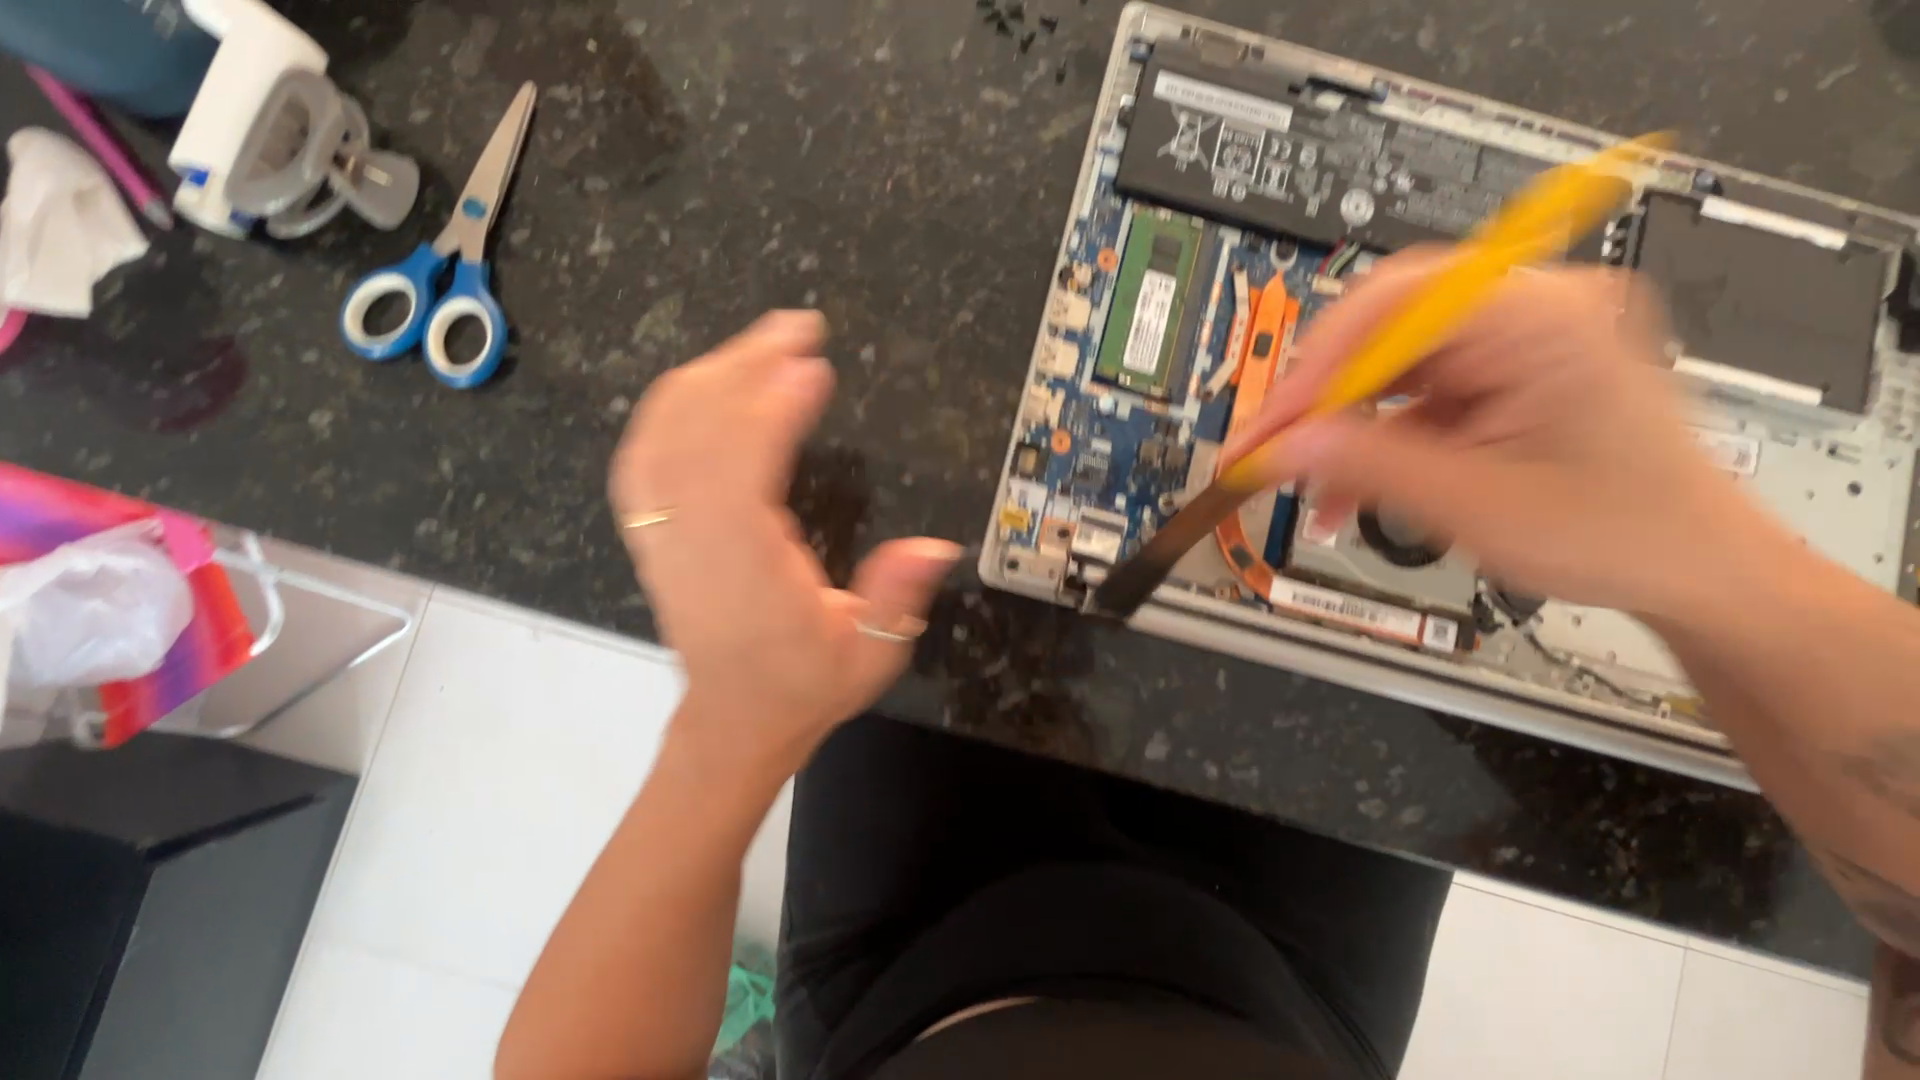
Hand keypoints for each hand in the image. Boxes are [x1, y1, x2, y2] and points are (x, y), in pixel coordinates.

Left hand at [608, 311, 960, 768]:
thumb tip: (935, 546)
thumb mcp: (870, 656)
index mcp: (746, 572)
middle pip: (701, 438)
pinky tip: (701, 382)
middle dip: (746, 370)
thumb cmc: (804, 684)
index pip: (743, 477)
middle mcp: (694, 546)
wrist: (734, 716)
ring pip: (666, 437)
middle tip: (796, 327)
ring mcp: (664, 537)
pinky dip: (668, 408)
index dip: (771, 415)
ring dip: (710, 377)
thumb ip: (896, 600)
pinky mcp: (653, 533)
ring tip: (761, 342)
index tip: (810, 367)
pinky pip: (643, 457)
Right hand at [1226, 249, 1797, 620]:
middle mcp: (1530, 312)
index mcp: (1545, 318)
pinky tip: (1346, 490)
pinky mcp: (1496, 376)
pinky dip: (1371, 444)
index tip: (1271, 425)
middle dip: (1319, 400)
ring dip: (1339, 431)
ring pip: (1385, 369)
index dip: (1317, 364)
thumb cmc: (1623, 532)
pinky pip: (1407, 397)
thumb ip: (1367, 466)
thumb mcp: (1473, 505)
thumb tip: (1283, 443)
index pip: (1396, 304)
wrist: (1690, 566)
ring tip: (1308, 488)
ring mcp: (1512, 344)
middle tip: (1270, 451)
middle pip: (1382, 330)